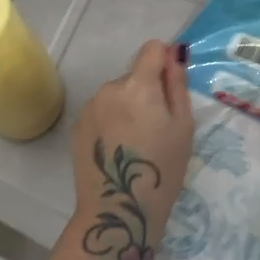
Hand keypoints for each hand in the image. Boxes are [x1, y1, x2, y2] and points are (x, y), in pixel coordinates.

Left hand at [69, 40, 194, 233]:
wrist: (117, 211)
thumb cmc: (161, 169)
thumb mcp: (183, 127)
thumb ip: (177, 85)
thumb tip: (173, 55)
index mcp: (138, 85)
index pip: (151, 49)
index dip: (164, 61)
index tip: (170, 86)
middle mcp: (109, 88)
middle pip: (134, 75)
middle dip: (146, 91)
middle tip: (156, 128)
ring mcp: (89, 107)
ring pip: (116, 94)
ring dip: (127, 106)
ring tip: (135, 143)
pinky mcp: (77, 126)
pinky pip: (101, 111)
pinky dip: (111, 120)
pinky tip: (116, 150)